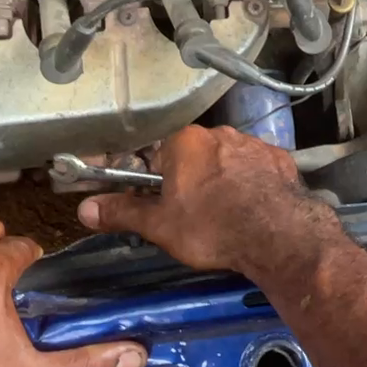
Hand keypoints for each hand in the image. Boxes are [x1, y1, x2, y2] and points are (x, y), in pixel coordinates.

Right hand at [77, 125, 346, 280]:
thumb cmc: (210, 226)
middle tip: (193, 214)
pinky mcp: (282, 159)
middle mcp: (220, 132)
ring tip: (227, 213)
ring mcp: (255, 143)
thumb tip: (84, 209)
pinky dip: (254, 184)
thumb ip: (122, 213)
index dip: (156, 182)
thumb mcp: (159, 225)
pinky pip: (259, 169)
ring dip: (224, 180)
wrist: (277, 233)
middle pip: (196, 156)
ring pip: (229, 160)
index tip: (163, 205)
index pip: (158, 155)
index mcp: (185, 141)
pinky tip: (255, 207)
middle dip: (192, 180)